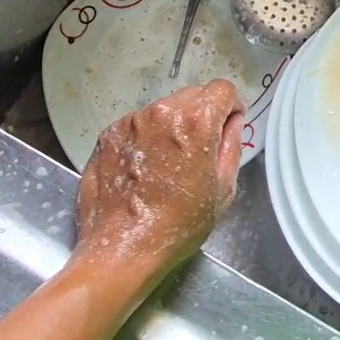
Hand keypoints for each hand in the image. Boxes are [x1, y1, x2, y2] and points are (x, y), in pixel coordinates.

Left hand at [74, 79, 245, 280]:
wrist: (121, 250)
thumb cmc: (179, 224)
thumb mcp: (223, 189)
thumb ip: (231, 146)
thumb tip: (231, 123)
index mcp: (196, 120)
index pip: (223, 89)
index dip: (231, 107)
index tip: (227, 127)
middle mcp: (162, 110)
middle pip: (193, 95)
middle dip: (202, 114)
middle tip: (198, 149)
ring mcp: (132, 120)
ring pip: (164, 110)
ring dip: (171, 126)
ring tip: (166, 163)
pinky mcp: (108, 134)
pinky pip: (138, 125)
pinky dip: (146, 138)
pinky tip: (142, 169)